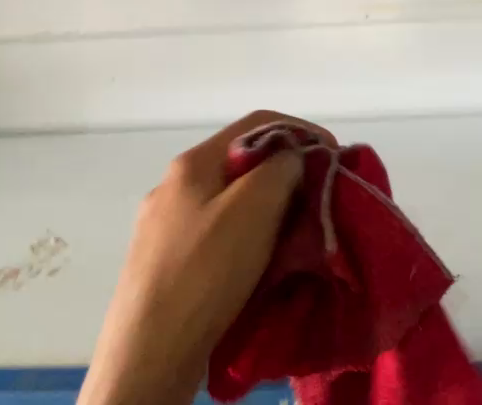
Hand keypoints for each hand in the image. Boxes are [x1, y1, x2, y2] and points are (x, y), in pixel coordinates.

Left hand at [79, 111, 328, 404]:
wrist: (148, 358)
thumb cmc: (206, 271)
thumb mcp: (257, 204)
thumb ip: (284, 166)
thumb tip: (295, 159)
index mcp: (192, 164)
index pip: (259, 122)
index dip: (303, 131)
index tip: (333, 157)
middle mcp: (173, 187)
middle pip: (245, 161)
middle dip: (288, 172)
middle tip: (319, 195)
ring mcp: (165, 227)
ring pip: (233, 198)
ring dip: (271, 206)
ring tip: (297, 230)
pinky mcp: (165, 264)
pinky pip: (219, 232)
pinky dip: (250, 235)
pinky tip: (262, 260)